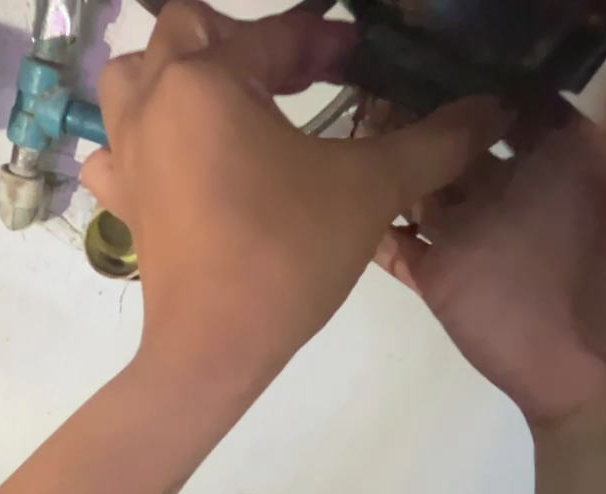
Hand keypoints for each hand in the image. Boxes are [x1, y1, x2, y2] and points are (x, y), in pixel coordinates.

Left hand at [84, 0, 504, 389]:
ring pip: (133, 83)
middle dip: (242, 40)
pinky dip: (138, 145)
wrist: (213, 348)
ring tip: (224, 102)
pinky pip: (112, 154)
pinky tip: (172, 161)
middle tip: (290, 75)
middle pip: (184, 34)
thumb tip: (493, 111)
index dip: (319, 38)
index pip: (269, 33)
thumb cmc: (284, 257)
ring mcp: (127, 158)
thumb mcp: (370, 189)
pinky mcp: (122, 205)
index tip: (356, 56)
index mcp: (203, 80)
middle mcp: (151, 106)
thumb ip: (435, 141)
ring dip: (174, 77)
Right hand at [375, 72, 605, 434]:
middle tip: (393, 65)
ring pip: (419, 172)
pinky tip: (346, 195)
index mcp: (581, 155)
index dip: (505, 60)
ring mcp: (471, 228)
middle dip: (431, 93)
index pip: (533, 91)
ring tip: (359, 115)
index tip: (468, 31)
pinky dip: (368, 222)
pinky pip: (393, 242)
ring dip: (390, 145)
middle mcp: (517, 180)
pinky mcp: (438, 275)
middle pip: (462, 123)